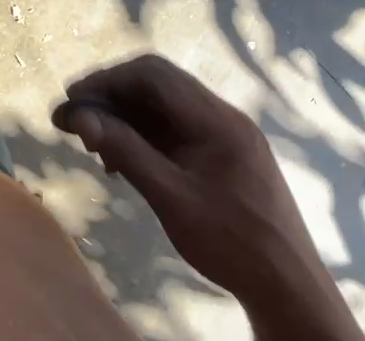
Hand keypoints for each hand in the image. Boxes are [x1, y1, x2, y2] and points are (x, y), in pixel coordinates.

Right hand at [54, 55, 361, 340]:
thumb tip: (79, 117)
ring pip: (163, 105)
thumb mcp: (171, 197)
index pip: (152, 75)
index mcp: (217, 120)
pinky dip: (144, 134)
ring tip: (95, 143)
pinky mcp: (224, 153)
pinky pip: (175, 127)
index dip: (107, 80)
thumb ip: (125, 151)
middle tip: (78, 118)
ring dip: (126, 116)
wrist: (290, 289)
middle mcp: (223, 116)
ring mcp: (226, 134)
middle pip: (156, 83)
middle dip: (112, 95)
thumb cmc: (231, 243)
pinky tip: (124, 159)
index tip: (73, 101)